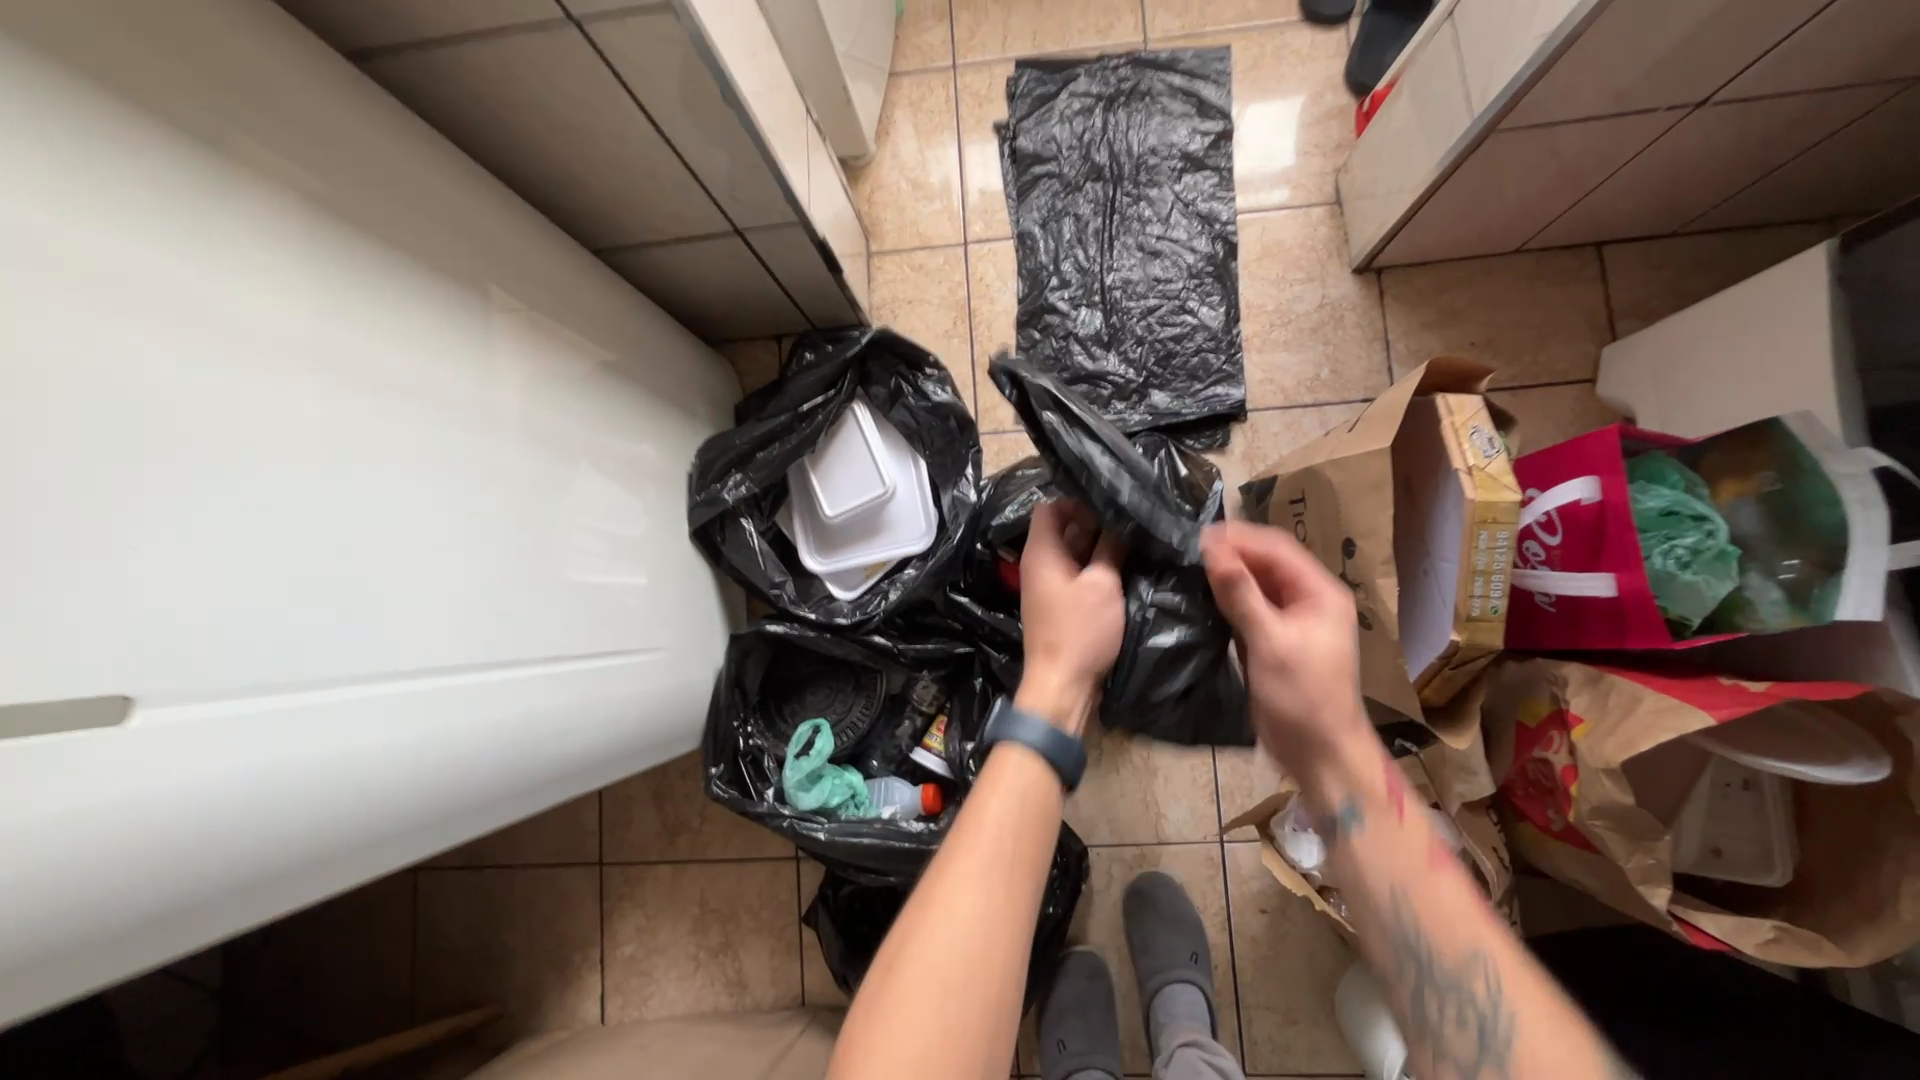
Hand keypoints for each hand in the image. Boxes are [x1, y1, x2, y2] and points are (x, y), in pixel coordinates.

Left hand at [1016, 499, 1124, 733]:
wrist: (1062, 685)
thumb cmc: (1080, 630)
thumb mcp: (1102, 584)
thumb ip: (1111, 548)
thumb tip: (1120, 520)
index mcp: (1041, 551)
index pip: (1050, 506)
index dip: (1077, 499)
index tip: (1110, 499)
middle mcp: (1039, 563)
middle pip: (1062, 528)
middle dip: (1094, 521)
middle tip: (1130, 516)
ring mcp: (1047, 585)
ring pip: (1072, 552)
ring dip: (1097, 546)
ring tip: (1133, 536)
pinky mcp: (1059, 605)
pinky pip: (1075, 574)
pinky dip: (1094, 567)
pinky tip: (1123, 565)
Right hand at [1201, 521, 1372, 776]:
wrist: (1319, 753)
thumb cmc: (1302, 696)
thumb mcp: (1270, 642)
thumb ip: (1241, 594)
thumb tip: (1212, 548)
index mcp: (1320, 593)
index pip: (1277, 549)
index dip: (1239, 537)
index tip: (1197, 534)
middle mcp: (1308, 600)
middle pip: (1267, 563)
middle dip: (1231, 553)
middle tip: (1187, 548)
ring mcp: (1291, 622)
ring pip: (1256, 585)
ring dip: (1227, 575)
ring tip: (1188, 566)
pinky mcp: (1274, 641)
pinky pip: (1250, 608)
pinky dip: (1228, 600)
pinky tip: (1201, 596)